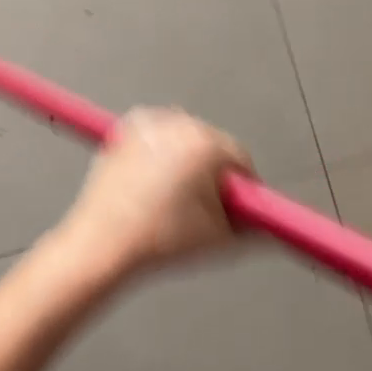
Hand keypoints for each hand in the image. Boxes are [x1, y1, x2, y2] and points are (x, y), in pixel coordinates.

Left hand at [57, 107, 253, 275]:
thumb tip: (269, 222)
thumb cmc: (154, 239)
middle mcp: (176, 126)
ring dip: (184, 163)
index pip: (241, 161)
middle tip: (201, 210)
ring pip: (181, 143)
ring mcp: (145, 127)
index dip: (242, 190)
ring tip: (171, 202)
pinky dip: (157, 156)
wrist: (102, 244)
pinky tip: (151, 186)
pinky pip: (153, 141)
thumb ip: (257, 225)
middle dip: (211, 174)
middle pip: (211, 147)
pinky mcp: (121, 134)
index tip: (237, 210)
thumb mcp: (221, 238)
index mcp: (205, 144)